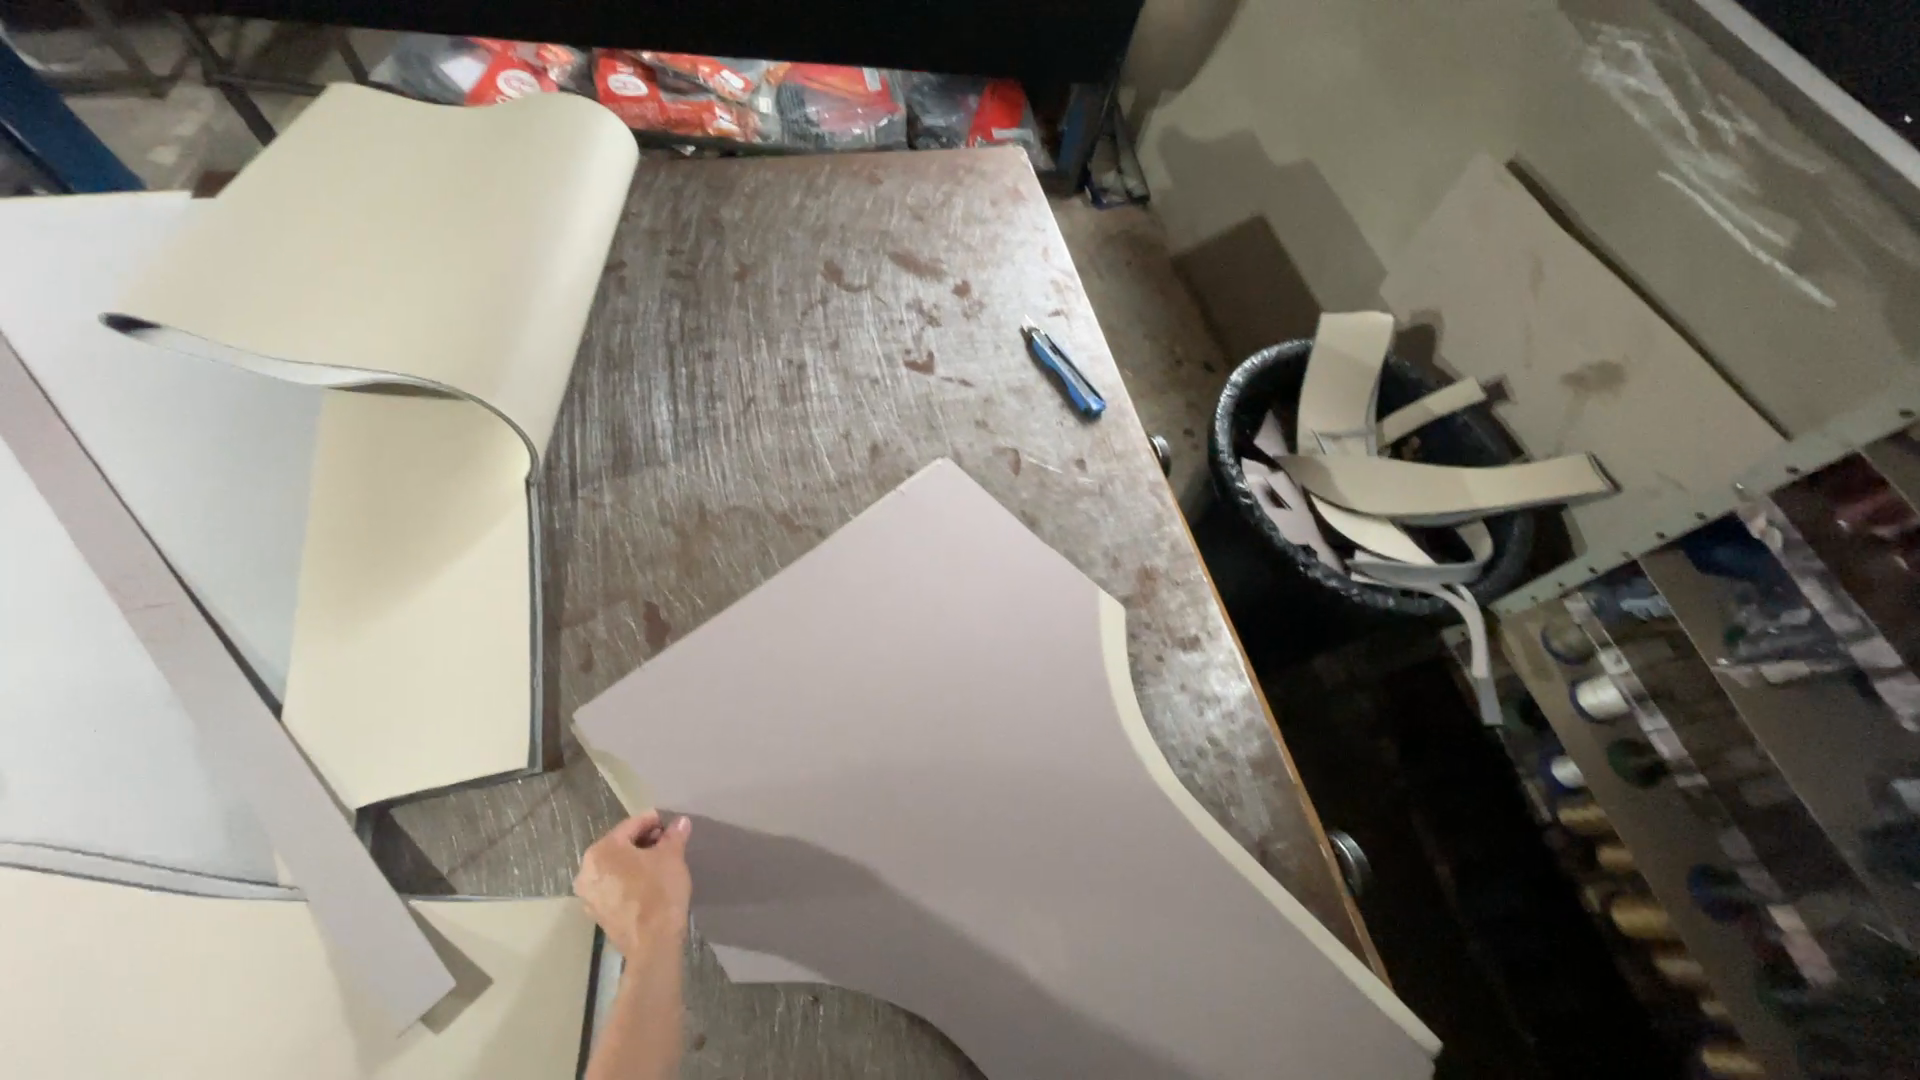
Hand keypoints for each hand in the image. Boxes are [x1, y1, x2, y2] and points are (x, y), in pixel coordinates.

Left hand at [574, 811, 692, 959]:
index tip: (671, 822)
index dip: (653, 821)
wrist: (653, 942)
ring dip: (635, 861)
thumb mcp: (672, 856)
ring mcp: (588, 895)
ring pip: (615, 867)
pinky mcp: (596, 913)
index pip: (631, 825)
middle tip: (667, 842)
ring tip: (659, 862)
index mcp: (602, 850)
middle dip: (643, 841)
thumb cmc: (659, 891)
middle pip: (620, 845)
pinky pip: (613, 886)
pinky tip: (647, 883)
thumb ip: (674, 835)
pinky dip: (628, 880)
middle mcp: (586, 870)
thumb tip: (680, 822)